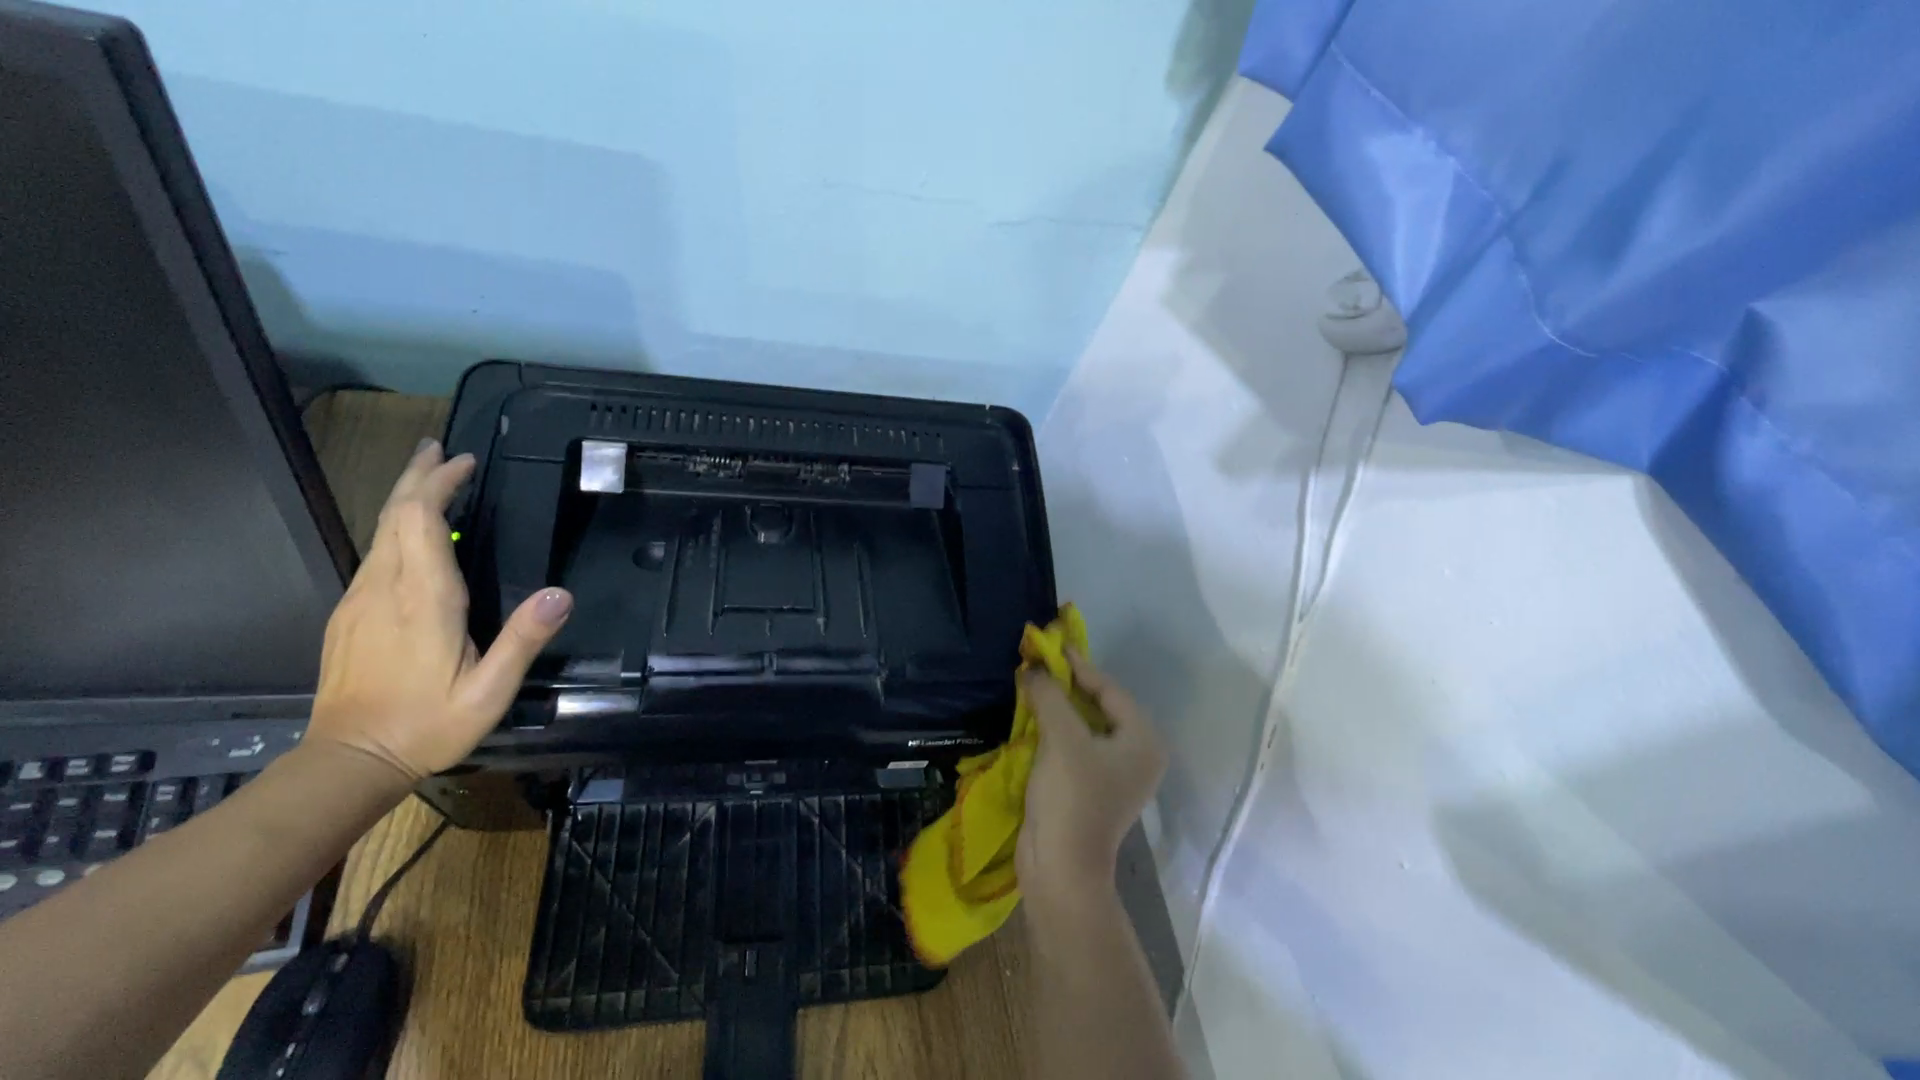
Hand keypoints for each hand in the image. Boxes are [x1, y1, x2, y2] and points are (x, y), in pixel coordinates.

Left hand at [307, 439, 572, 780]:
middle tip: (439, 447)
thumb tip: (560, 594)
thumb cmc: (427, 725)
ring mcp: (359, 599)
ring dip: (404, 497)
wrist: (349, 759)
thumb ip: (523, 640)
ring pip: (378, 530)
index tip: (464, 462)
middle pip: (392, 512)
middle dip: (417, 475)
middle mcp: (385, 587)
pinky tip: (410, 536)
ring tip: (429, 477)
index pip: (420, 517)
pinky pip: (373, 553)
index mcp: (423, 598)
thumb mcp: (489, 691)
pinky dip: (394, 527)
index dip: (439, 482)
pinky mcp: (348, 614)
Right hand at [1017, 649, 1166, 903]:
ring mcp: (1116, 775)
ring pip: (1086, 727)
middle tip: (1039, 663)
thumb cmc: (1072, 799)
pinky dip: (1057, 731)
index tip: (1050, 645)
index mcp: (1143, 741)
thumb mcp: (1061, 740)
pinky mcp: (1093, 790)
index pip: (1110, 690)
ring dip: (1059, 708)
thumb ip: (1050, 696)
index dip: (1078, 666)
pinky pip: (1077, 747)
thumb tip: (1034, 669)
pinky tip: (1033, 719)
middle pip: (1101, 706)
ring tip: (1032, 685)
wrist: (1062, 870)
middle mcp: (1137, 755)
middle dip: (1068, 686)